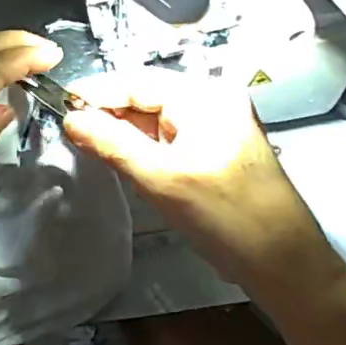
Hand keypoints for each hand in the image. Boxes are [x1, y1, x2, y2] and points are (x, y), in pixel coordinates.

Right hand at [62, 69, 343, 310]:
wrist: (285, 263)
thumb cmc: (226, 217)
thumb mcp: (160, 179)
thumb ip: (112, 144)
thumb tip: (71, 119)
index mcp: (205, 96)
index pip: (138, 81)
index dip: (97, 92)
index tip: (60, 103)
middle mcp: (214, 99)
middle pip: (147, 95)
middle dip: (110, 112)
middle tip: (72, 129)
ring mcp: (219, 123)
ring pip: (157, 117)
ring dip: (126, 130)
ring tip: (92, 143)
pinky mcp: (218, 146)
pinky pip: (171, 135)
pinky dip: (146, 144)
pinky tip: (126, 157)